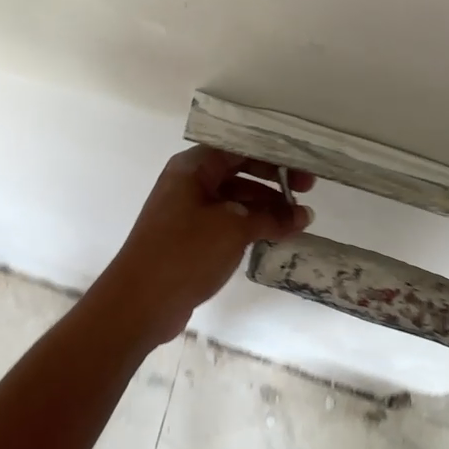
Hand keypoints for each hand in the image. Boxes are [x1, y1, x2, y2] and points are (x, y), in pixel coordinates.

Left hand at [92, 146, 313, 345]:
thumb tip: (302, 215)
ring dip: (265, 207)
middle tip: (307, 193)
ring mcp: (186, 210)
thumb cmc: (185, 252)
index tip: (303, 167)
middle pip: (237, 171)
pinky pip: (226, 221)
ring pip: (233, 199)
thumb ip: (270, 218)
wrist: (140, 301)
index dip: (273, 154)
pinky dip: (249, 225)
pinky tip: (274, 237)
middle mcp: (188, 182)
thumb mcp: (233, 229)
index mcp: (192, 167)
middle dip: (273, 181)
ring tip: (298, 222)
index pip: (239, 147)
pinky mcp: (189, 237)